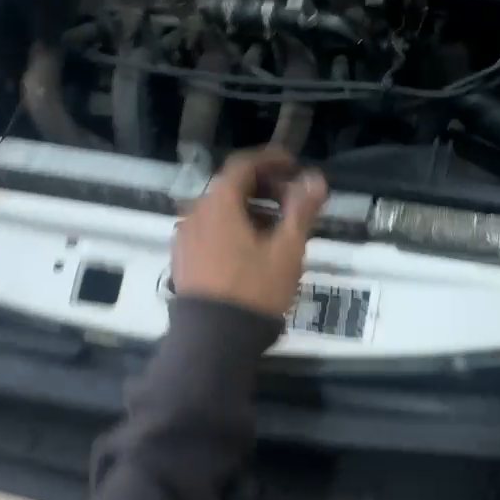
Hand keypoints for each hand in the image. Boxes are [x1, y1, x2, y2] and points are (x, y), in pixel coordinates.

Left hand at [172, 149, 328, 321]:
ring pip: (221, 211)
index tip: (294, 164)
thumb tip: (315, 179)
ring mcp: (186, 238)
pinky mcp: (184, 260)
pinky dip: (234, 228)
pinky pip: (212, 231)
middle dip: (264, 187)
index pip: (243, 165)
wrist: (214, 339)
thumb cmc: (255, 289)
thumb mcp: (287, 249)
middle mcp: (196, 214)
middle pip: (231, 188)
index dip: (271, 160)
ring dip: (251, 210)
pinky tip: (255, 249)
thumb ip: (301, 210)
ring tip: (279, 229)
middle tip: (293, 200)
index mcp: (219, 204)